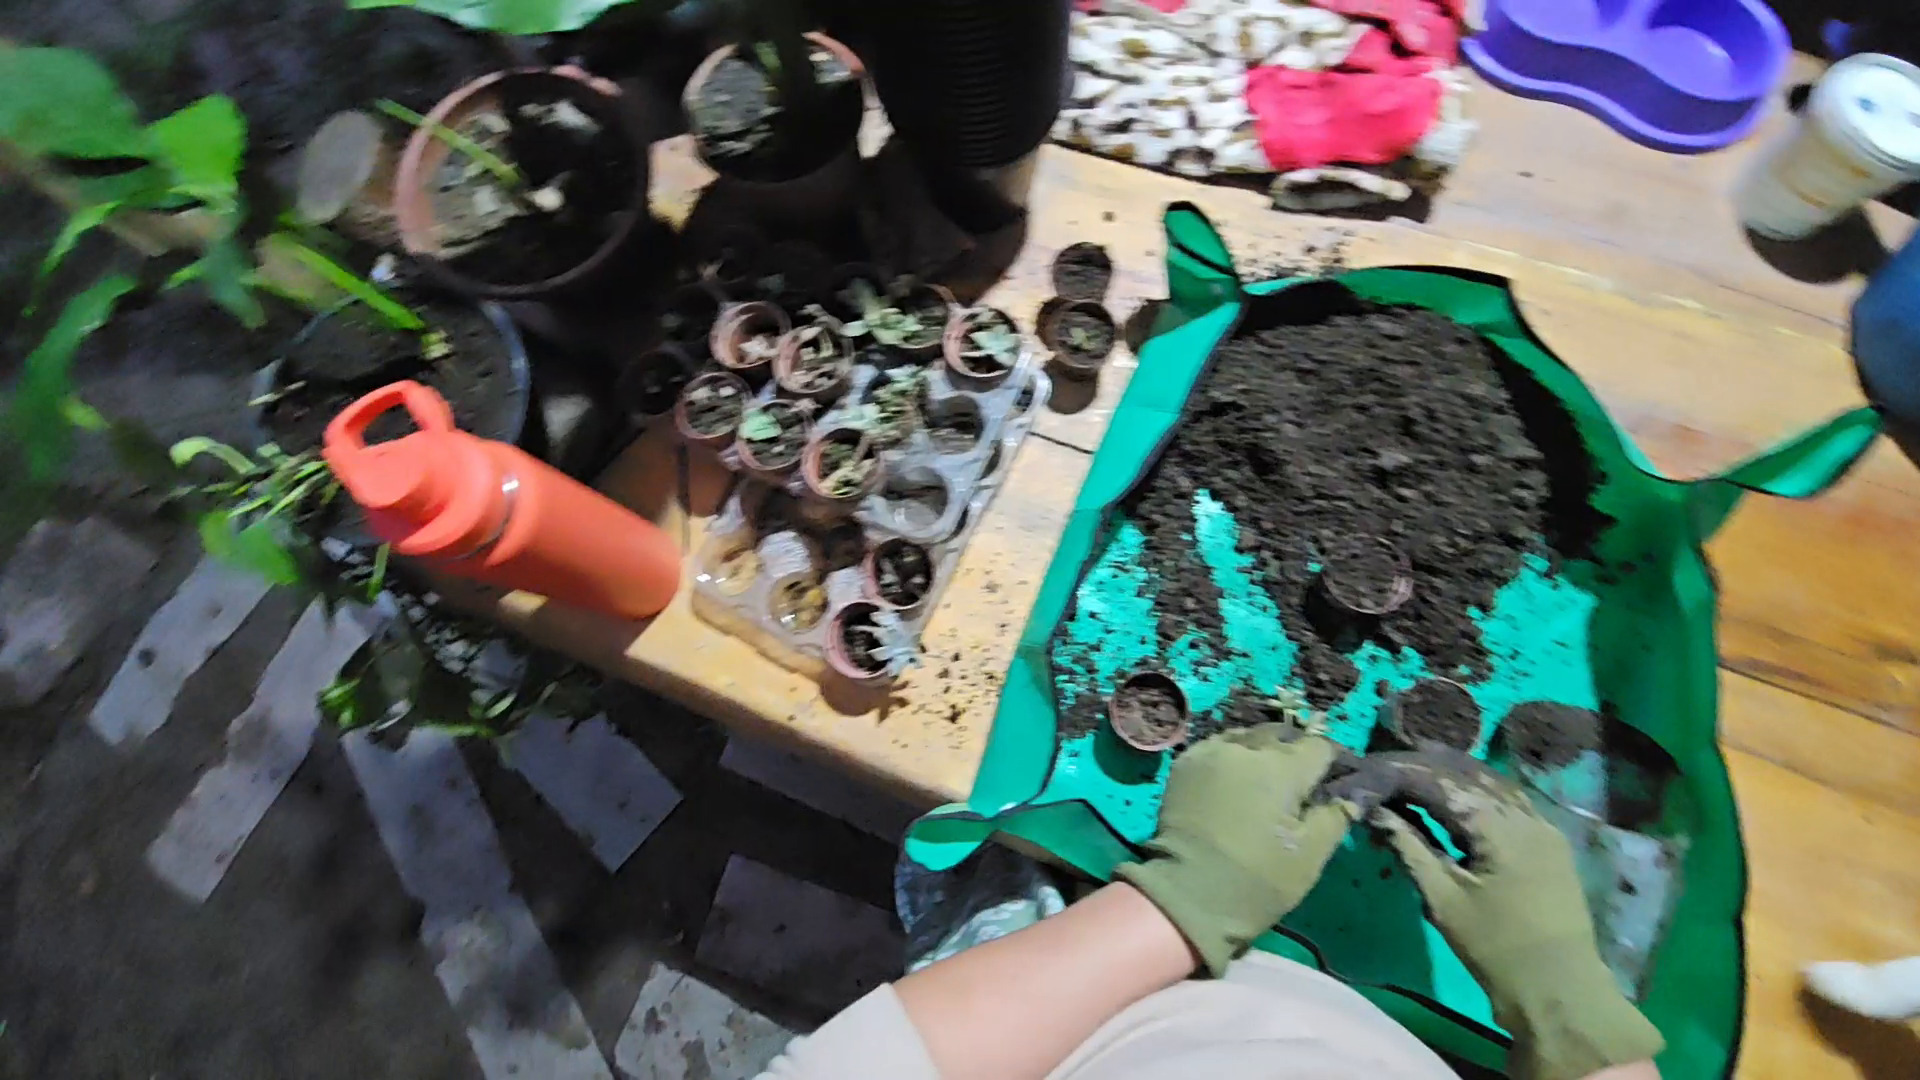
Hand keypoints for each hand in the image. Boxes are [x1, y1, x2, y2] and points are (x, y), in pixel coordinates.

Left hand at [1115, 725, 1352, 975]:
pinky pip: (1216, 745)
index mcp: (1282, 768)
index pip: (1318, 747)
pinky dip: (1231, 754)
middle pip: (1280, 736)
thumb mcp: (1311, 854)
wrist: (1190, 890)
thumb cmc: (1259, 877)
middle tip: (1299, 781)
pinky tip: (1233, 776)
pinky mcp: (1185, 761)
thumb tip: (1352, 795)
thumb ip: (1335, 816)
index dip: (1330, 759)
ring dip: (1260, 749)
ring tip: (1264, 777)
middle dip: (1294, 751)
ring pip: (1246, 736)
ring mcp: (1211, 751)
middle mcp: (1246, 749)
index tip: (1333, 777)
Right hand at [1369, 757, 1664, 1079]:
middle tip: (1382, 770)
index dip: (1399, 773)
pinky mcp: (1548, 841)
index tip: (1368, 771)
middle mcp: (1525, 816)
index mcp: (1497, 826)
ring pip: (1488, 783)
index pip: (1438, 782)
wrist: (1560, 992)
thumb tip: (1374, 809)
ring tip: (1409, 775)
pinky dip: (1474, 792)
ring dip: (1449, 777)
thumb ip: (1407, 844)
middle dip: (1421, 769)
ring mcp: (1542, 826)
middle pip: (1464, 775)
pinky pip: (1506, 800)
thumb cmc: (1493, 945)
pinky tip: (1450, 797)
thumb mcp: (1440, 896)